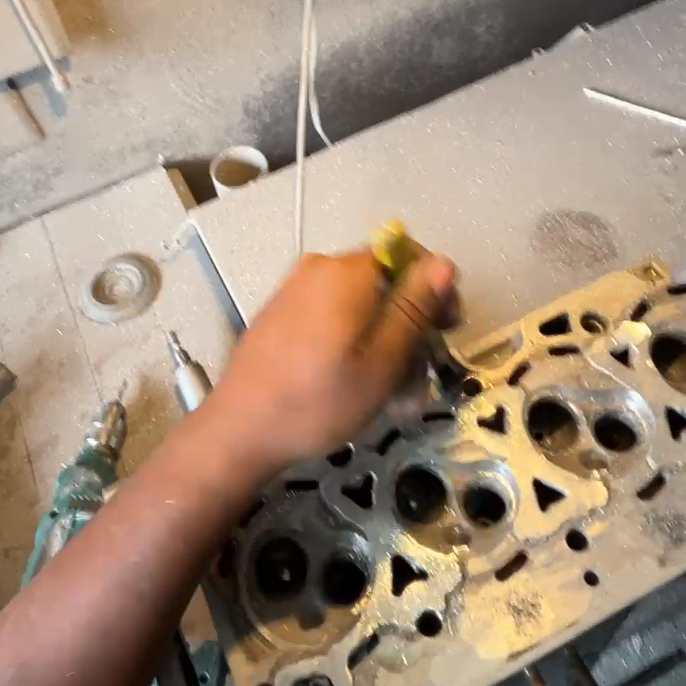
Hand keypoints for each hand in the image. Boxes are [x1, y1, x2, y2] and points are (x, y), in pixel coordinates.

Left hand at [202, 248, 459, 474]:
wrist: (239, 429)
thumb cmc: (318, 400)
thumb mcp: (382, 361)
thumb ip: (415, 308)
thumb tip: (446, 262)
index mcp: (348, 271)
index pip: (410, 256)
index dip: (436, 290)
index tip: (446, 333)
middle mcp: (320, 267)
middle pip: (386, 282)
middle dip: (411, 325)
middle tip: (418, 377)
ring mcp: (297, 289)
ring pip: (362, 305)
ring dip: (385, 342)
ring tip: (392, 395)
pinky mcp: (283, 312)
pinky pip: (334, 316)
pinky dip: (355, 342)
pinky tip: (358, 384)